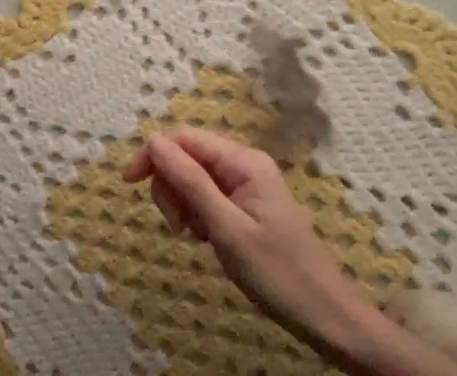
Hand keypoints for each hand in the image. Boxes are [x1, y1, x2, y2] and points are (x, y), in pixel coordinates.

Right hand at [124, 129, 365, 342]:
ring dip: (181, 203)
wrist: (326, 317)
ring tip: (194, 236)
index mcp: (244, 162)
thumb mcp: (226, 228)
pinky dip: (196, 214)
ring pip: (192, 177)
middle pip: (186, 156)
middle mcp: (244, 164)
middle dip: (170, 186)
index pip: (183, 139)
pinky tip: (205, 238)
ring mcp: (246, 184)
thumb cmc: (277, 273)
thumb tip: (153, 140)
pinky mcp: (246, 204)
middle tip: (177, 226)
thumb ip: (189, 181)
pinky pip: (206, 195)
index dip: (153, 156)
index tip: (130, 185)